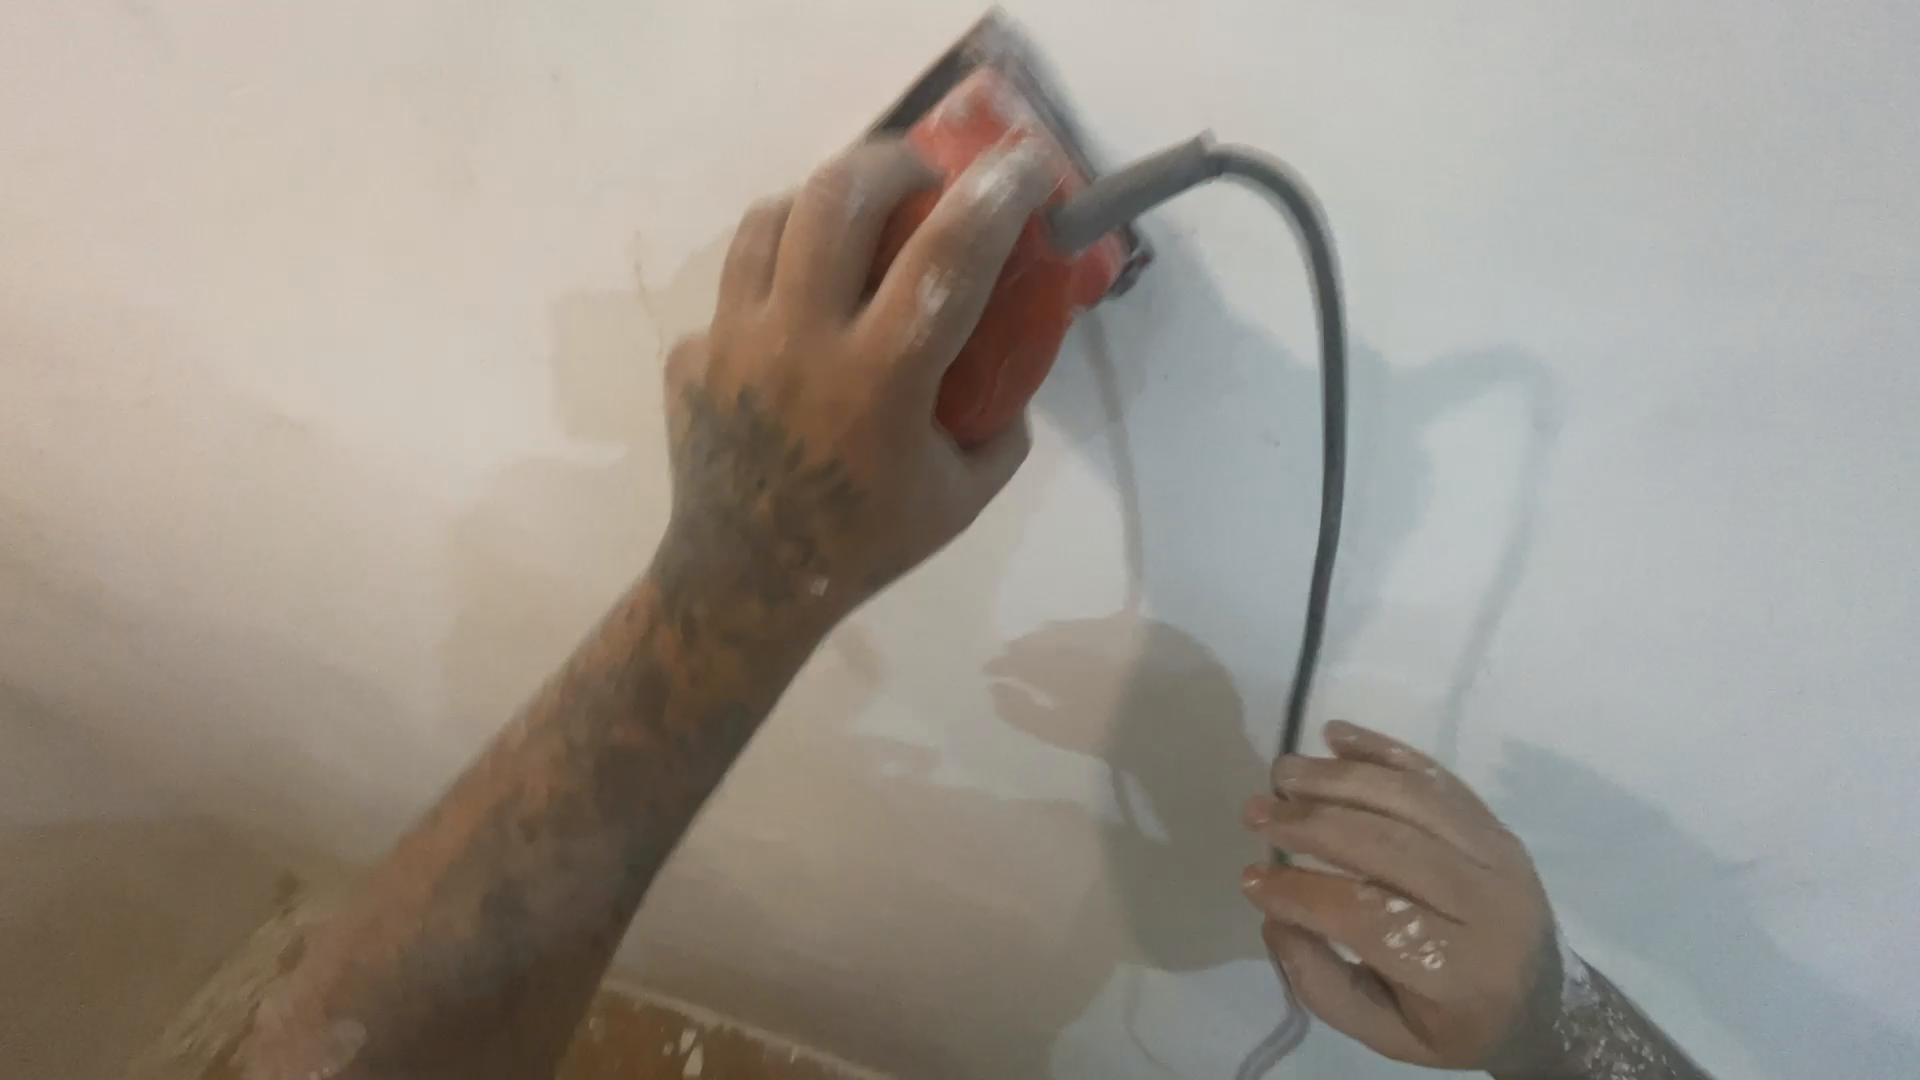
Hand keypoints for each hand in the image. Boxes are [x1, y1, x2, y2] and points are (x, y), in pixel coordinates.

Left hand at [654, 134, 1055, 634]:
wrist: (747, 582)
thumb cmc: (864, 545)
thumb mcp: (962, 500)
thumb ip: (1002, 432)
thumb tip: (1008, 378)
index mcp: (879, 380)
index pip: (948, 257)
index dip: (995, 195)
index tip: (1022, 161)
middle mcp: (799, 341)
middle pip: (836, 195)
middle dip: (892, 163)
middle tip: (918, 181)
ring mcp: (732, 342)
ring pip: (770, 218)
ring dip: (822, 204)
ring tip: (849, 232)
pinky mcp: (691, 355)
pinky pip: (736, 287)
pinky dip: (775, 280)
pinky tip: (792, 321)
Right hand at [1239, 721, 1565, 1072]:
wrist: (1548, 1002)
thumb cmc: (1452, 1019)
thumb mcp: (1386, 1032)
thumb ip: (1321, 984)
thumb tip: (1275, 918)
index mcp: (1460, 969)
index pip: (1367, 917)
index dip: (1299, 893)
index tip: (1250, 879)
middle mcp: (1485, 903)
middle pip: (1387, 844)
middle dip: (1308, 824)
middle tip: (1255, 813)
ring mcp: (1494, 852)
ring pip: (1407, 797)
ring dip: (1335, 778)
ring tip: (1281, 774)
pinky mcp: (1491, 821)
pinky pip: (1433, 773)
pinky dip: (1380, 747)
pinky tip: (1333, 735)